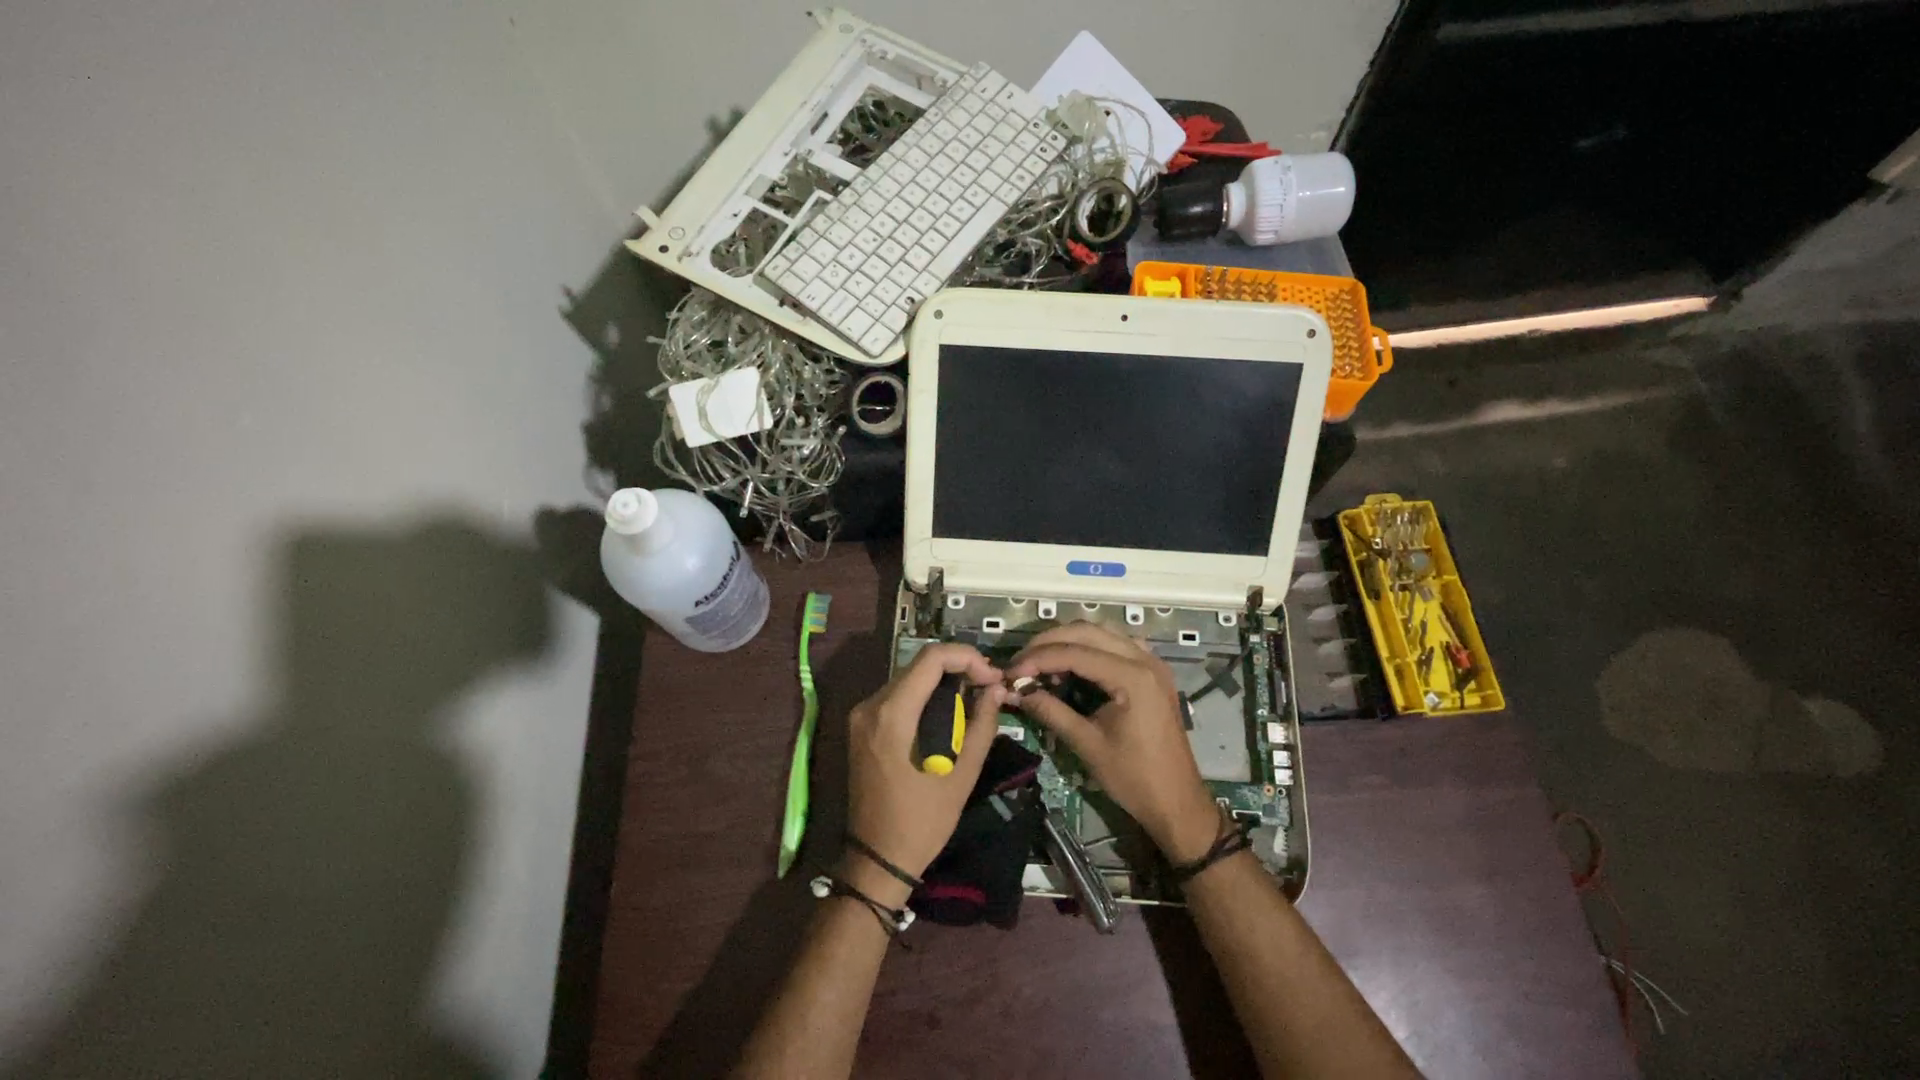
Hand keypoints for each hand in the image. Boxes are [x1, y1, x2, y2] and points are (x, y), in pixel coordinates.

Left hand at [843, 644, 1006, 904]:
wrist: (878, 858)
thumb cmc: (923, 820)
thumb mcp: (962, 774)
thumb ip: (981, 725)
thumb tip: (996, 690)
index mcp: (892, 714)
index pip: (932, 658)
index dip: (968, 658)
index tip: (992, 678)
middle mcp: (870, 706)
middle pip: (919, 666)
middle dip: (958, 670)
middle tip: (989, 689)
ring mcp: (861, 716)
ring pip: (908, 679)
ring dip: (942, 684)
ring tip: (974, 702)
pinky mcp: (860, 728)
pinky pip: (897, 698)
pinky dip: (924, 698)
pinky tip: (947, 716)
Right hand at [1008, 622, 1222, 862]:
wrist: (1176, 800)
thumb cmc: (1133, 777)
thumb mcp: (1086, 744)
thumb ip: (1050, 710)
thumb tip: (1014, 691)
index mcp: (1132, 677)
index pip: (1074, 652)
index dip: (1038, 659)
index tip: (1010, 672)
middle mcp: (1145, 659)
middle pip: (1087, 632)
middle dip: (1049, 643)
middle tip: (1020, 663)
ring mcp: (1152, 663)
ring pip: (1102, 633)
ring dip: (1068, 641)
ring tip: (1039, 663)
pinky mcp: (1152, 672)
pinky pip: (1116, 645)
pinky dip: (1090, 648)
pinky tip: (1071, 665)